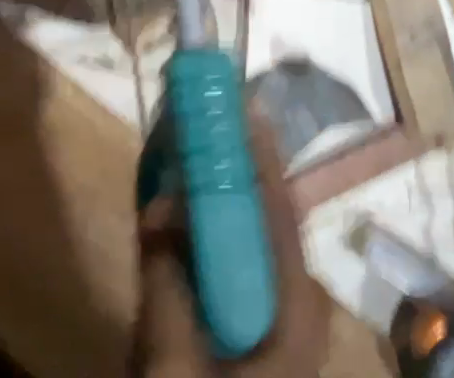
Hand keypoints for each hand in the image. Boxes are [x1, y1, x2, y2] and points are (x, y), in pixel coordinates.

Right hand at [134, 114, 330, 377]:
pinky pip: (222, 256)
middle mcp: (291, 301)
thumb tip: (160, 206)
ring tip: (178, 142)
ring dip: (208, 189)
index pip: (278, 211)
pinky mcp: (244, 320)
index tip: (237, 102)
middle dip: (226, 162)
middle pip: (261, 213)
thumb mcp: (172, 363)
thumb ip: (166, 281)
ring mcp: (269, 312)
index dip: (257, 153)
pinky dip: (195, 224)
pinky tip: (167, 207)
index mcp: (293, 309)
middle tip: (193, 113)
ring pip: (241, 232)